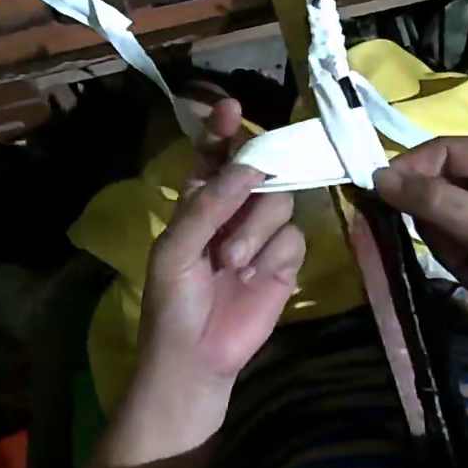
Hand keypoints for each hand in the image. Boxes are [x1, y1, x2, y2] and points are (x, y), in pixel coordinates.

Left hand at [111, 100, 303, 462]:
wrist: (197, 360)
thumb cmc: (173, 302)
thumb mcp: (176, 249)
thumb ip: (207, 205)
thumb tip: (248, 167)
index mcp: (199, 202)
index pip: (212, 156)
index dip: (222, 131)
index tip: (231, 107)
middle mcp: (233, 210)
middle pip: (259, 172)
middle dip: (251, 185)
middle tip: (242, 201)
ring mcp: (261, 234)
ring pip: (280, 201)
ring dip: (256, 230)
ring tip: (232, 263)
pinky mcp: (285, 260)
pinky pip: (294, 236)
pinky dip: (275, 254)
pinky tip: (255, 276)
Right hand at [372, 137, 467, 379]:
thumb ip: (432, 199)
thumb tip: (377, 176)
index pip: (443, 150)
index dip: (410, 170)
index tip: (380, 195)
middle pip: (435, 180)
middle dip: (435, 216)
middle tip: (454, 245)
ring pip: (435, 210)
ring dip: (443, 241)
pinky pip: (445, 234)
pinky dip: (450, 254)